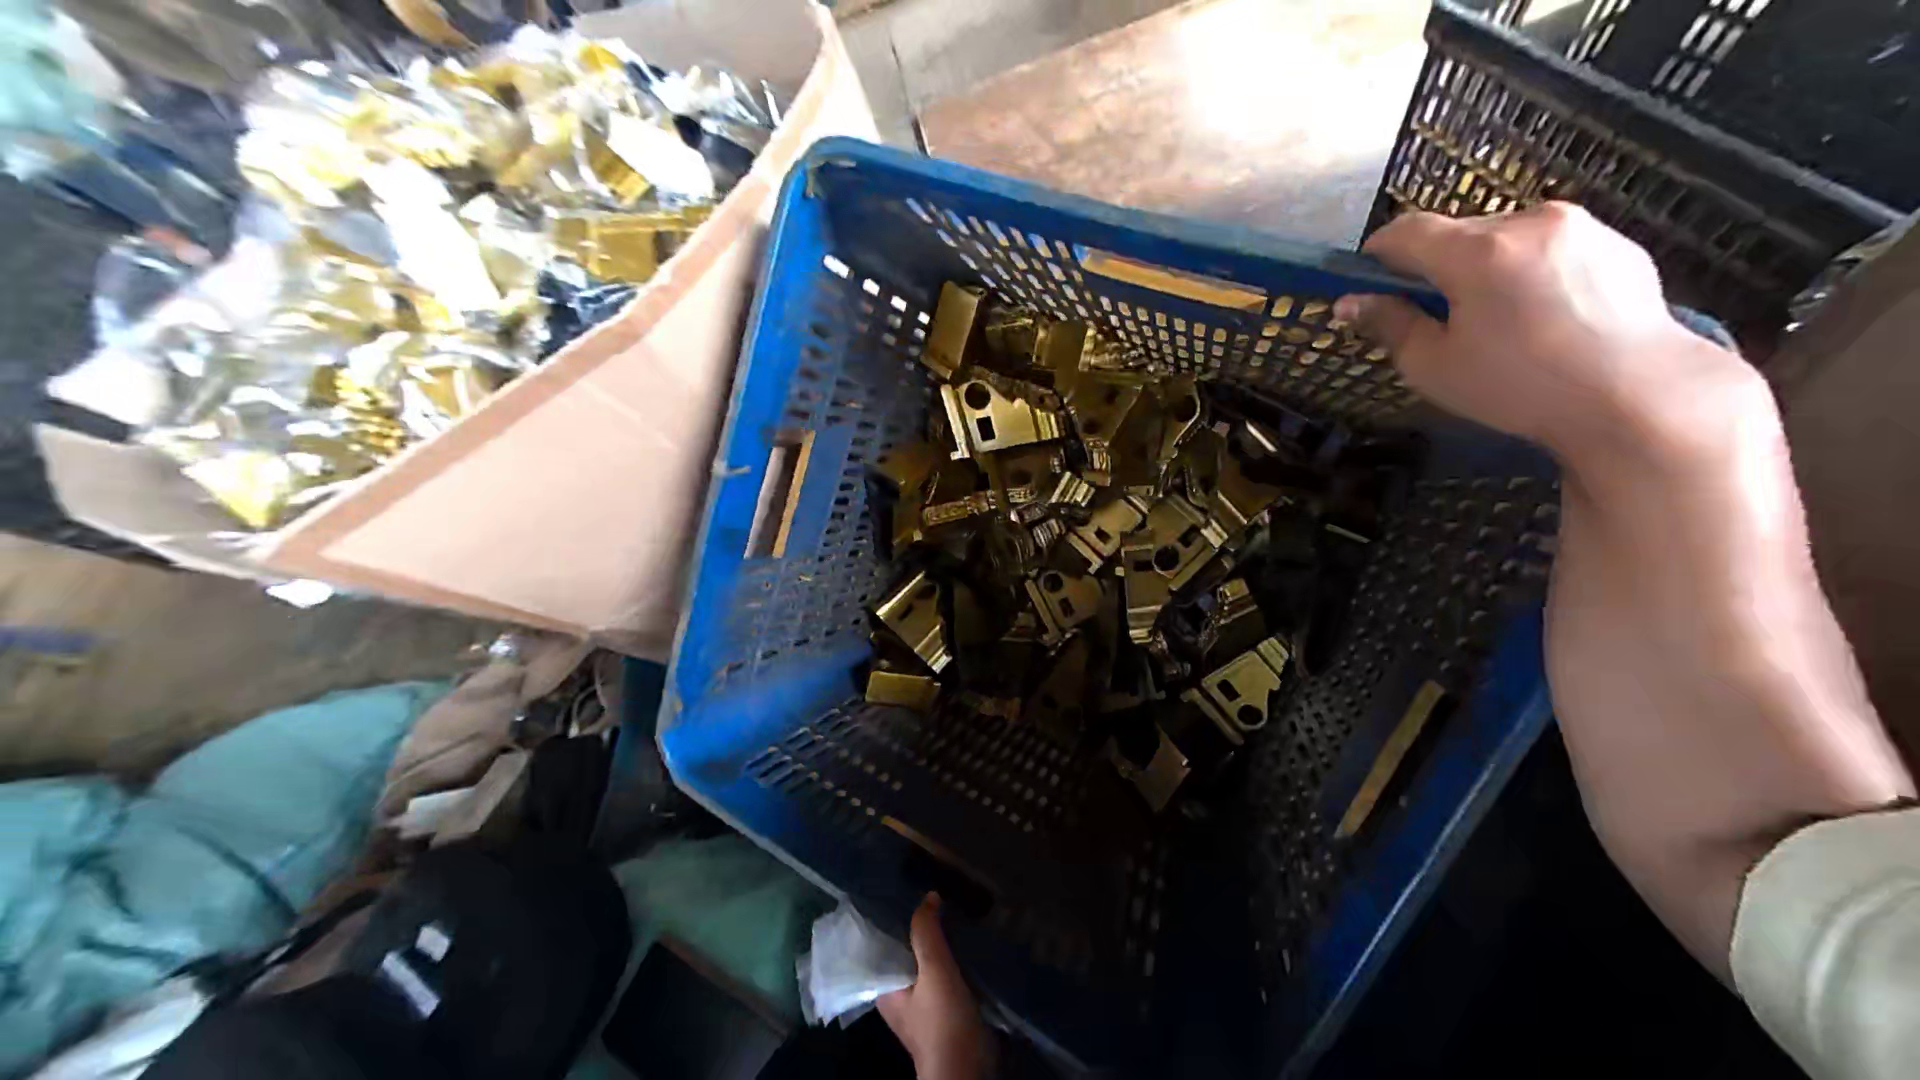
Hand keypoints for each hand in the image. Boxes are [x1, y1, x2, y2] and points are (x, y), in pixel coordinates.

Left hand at [877, 895, 990, 1079]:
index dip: (889, 916)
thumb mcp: (934, 969)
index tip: (903, 890)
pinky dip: (945, 956)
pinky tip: (959, 940)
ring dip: (933, 940)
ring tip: (946, 910)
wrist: (967, 1069)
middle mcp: (895, 993)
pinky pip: (938, 973)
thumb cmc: (942, 1020)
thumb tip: (928, 896)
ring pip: (921, 961)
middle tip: (930, 894)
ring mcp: (918, 1002)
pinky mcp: (939, 1008)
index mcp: (882, 986)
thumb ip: (926, 931)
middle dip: (915, 926)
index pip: (878, 943)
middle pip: (902, 950)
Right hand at [1334, 203, 1763, 470]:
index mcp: (1478, 252)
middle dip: (1433, 265)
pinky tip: (1538, 316)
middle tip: (1432, 314)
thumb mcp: (1432, 365)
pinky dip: (1526, 270)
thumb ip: (1389, 324)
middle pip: (1457, 232)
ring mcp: (1580, 227)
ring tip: (1491, 318)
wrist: (1637, 394)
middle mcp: (1529, 222)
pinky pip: (1548, 246)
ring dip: (1481, 266)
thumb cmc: (1517, 387)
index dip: (1378, 254)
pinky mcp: (1616, 242)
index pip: (1407, 230)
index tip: (1368, 282)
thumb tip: (1350, 302)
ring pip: (1504, 237)